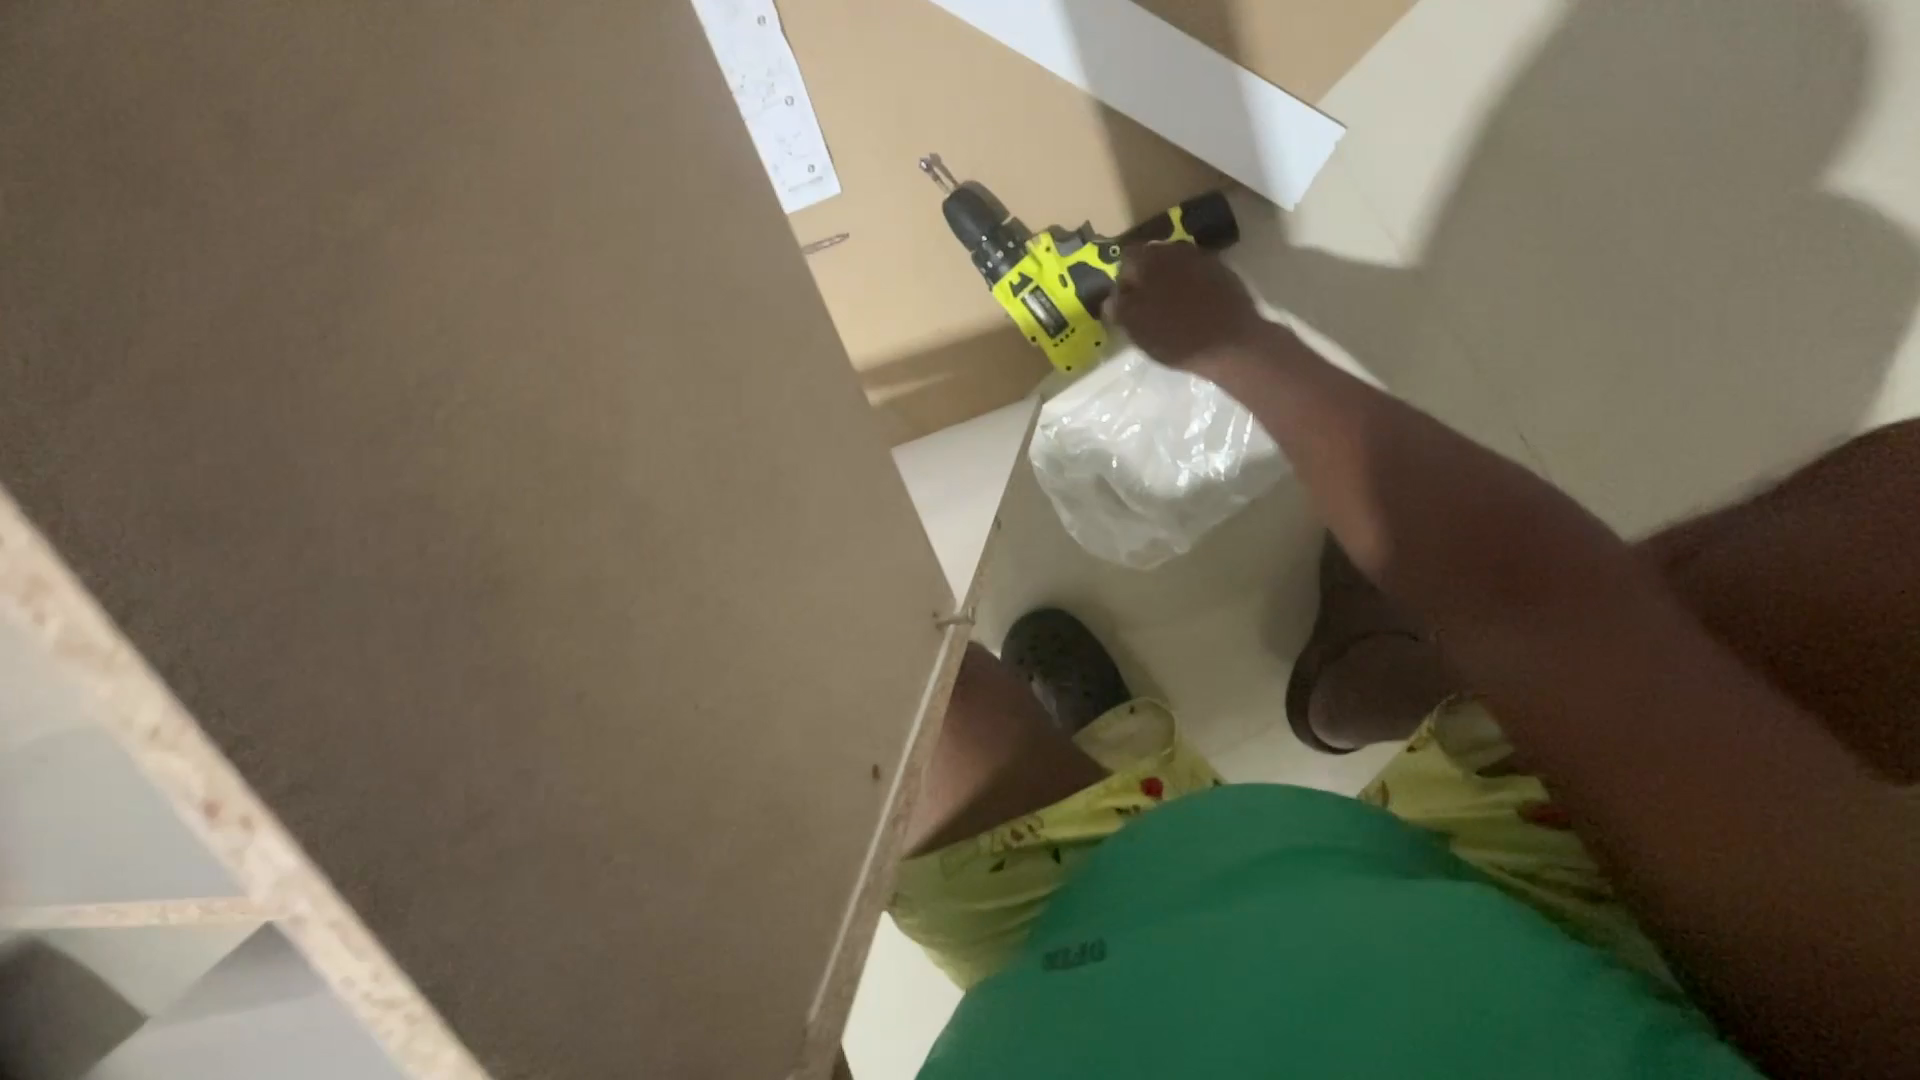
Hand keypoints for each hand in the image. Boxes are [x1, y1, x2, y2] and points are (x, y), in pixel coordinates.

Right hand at [1110, 243, 1270, 370]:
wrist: (1232, 343)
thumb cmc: (1175, 336)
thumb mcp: (1136, 328)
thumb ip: (1118, 309)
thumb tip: (1110, 299)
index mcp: (1149, 259)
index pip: (1124, 260)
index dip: (1122, 283)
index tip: (1124, 305)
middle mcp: (1176, 250)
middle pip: (1152, 259)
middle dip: (1146, 279)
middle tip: (1145, 307)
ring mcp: (1203, 258)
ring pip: (1176, 267)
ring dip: (1169, 282)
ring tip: (1169, 309)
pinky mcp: (1224, 272)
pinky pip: (1198, 275)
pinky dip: (1191, 288)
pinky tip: (1192, 309)